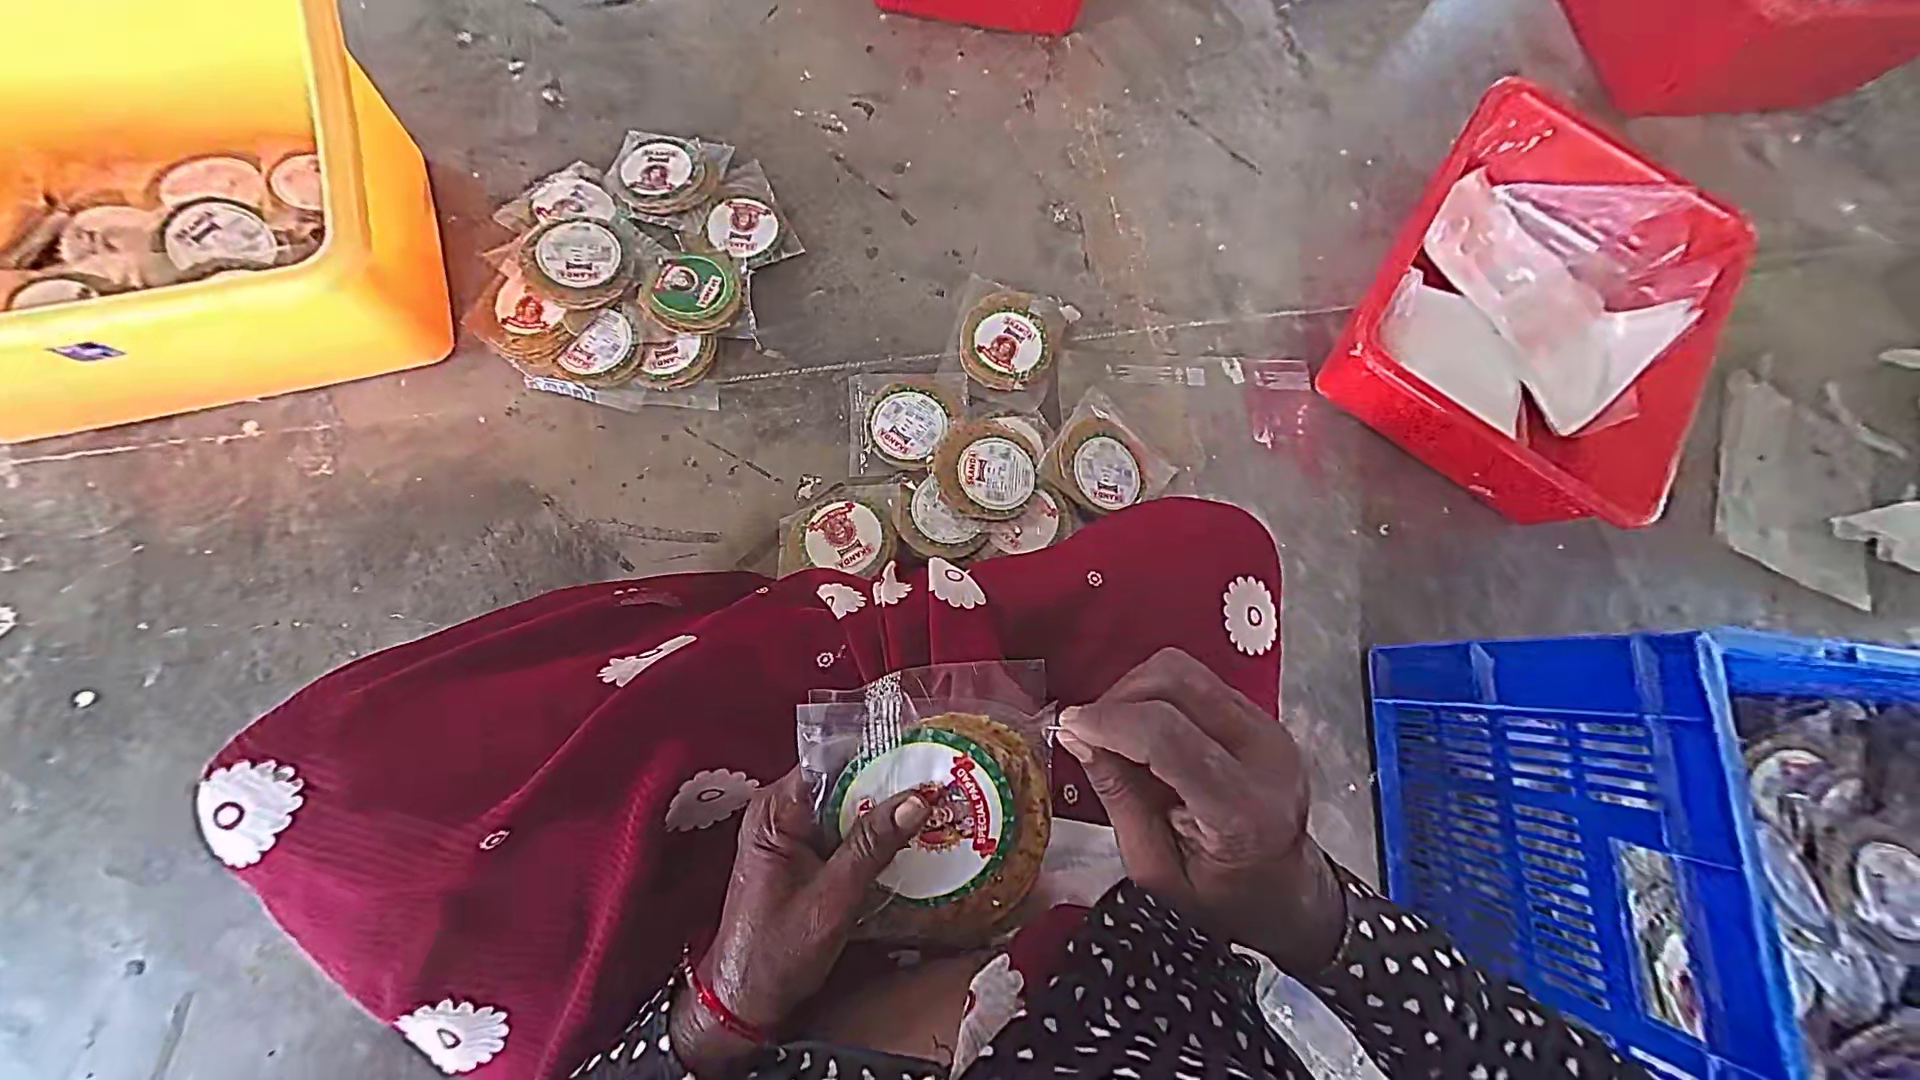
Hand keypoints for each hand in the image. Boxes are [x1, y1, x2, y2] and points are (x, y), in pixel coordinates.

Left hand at [669, 767, 931, 1075]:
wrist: (741, 1005)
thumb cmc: (776, 955)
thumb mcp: (832, 899)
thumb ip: (873, 845)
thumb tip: (919, 798)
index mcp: (776, 809)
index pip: (832, 758)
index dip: (877, 751)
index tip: (919, 751)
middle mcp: (780, 808)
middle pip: (842, 776)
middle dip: (888, 778)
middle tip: (936, 778)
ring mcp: (790, 828)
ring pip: (846, 800)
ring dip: (884, 804)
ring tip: (931, 800)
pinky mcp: (801, 848)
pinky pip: (842, 823)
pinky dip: (872, 828)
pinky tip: (906, 833)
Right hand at [1058, 648, 1344, 974]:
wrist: (1285, 892)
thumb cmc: (1221, 895)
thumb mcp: (1154, 867)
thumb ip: (1116, 796)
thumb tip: (1076, 736)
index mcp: (1242, 810)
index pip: (1165, 735)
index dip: (1107, 722)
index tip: (1070, 727)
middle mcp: (1265, 756)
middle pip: (1173, 683)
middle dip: (1116, 700)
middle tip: (1090, 733)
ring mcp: (1267, 728)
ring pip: (1181, 670)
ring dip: (1133, 691)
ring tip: (1116, 731)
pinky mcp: (1259, 715)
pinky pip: (1193, 679)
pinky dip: (1153, 692)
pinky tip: (1142, 727)